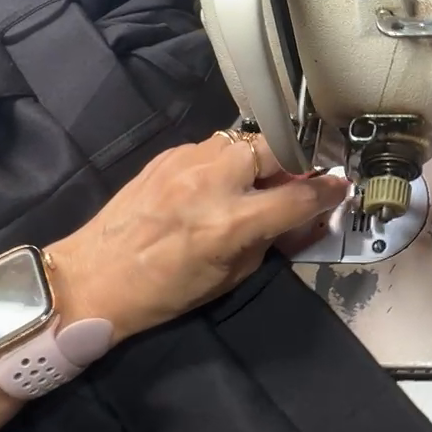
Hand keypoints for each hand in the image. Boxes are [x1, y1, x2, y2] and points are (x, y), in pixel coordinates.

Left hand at [46, 133, 349, 342]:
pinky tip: (217, 183)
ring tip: (254, 181)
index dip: (328, 191)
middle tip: (296, 179)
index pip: (300, 195)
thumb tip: (304, 216)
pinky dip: (228, 161)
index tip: (340, 187)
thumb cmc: (163, 292)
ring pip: (248, 140)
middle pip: (280, 147)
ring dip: (262, 158)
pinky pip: (216, 147)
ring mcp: (190, 160)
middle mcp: (215, 181)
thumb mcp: (231, 276)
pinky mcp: (170, 153)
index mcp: (232, 221)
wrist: (90, 279)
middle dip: (297, 160)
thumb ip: (272, 239)